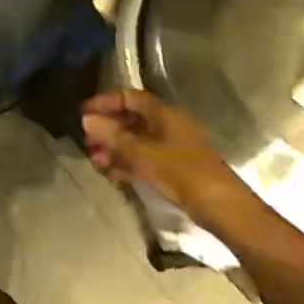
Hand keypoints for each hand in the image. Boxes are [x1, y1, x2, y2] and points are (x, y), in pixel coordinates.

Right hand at [81, 90, 244, 219]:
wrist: (220, 206)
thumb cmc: (181, 172)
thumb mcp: (142, 153)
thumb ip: (113, 136)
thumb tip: (86, 119)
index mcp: (163, 113)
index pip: (129, 97)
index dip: (105, 102)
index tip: (83, 113)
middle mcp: (168, 124)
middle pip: (131, 118)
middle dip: (107, 128)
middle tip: (86, 142)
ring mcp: (172, 146)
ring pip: (137, 140)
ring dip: (115, 148)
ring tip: (95, 161)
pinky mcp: (174, 167)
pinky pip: (145, 157)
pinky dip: (127, 162)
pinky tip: (111, 173)